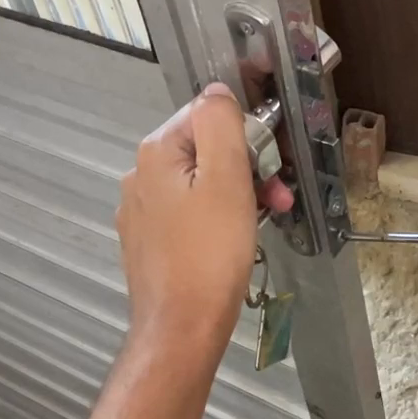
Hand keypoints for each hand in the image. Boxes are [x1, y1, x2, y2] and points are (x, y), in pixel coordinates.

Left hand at [118, 83, 293, 348]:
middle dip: (247, 165)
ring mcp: (142, 210)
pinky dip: (219, 215)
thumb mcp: (227, 178)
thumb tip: (218, 90)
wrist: (182, 328)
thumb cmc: (211, 251)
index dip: (246, 134)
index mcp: (156, 152)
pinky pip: (191, 210)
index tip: (269, 164)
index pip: (208, 114)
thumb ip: (221, 123)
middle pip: (205, 148)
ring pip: (201, 181)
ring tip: (268, 216)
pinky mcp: (149, 239)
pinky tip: (239, 236)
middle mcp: (140, 175)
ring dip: (240, 191)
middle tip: (277, 195)